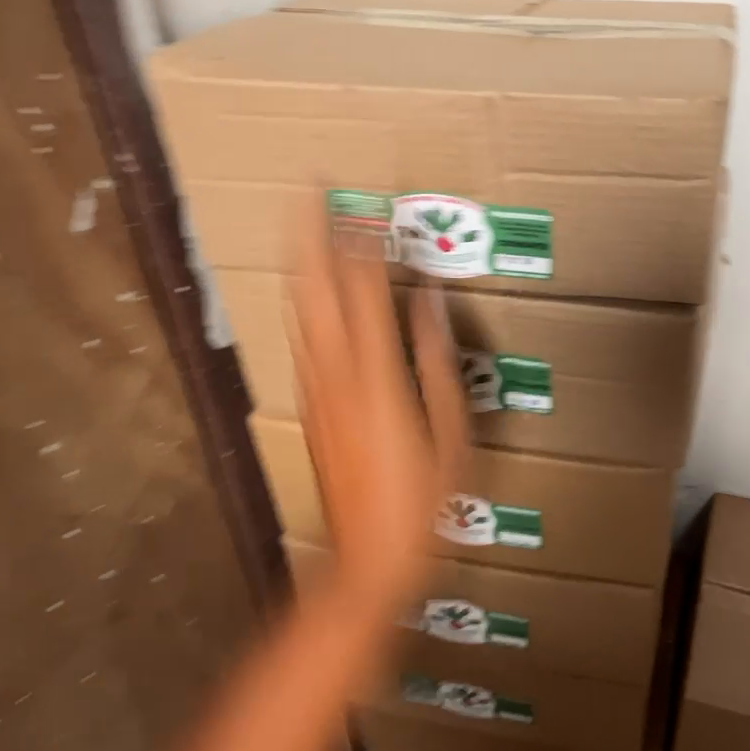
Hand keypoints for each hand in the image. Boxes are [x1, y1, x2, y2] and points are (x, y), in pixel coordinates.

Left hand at [287, 211, 466, 611]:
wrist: (365, 561)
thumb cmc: (421, 503)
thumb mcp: (451, 434)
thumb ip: (437, 362)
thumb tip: (429, 305)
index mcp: (377, 378)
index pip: (364, 293)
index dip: (360, 244)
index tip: (360, 201)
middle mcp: (337, 375)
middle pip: (316, 290)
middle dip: (309, 236)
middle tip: (306, 189)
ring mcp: (317, 391)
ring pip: (300, 312)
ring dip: (298, 262)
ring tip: (298, 222)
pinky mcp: (310, 407)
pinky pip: (302, 340)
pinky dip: (301, 303)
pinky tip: (302, 289)